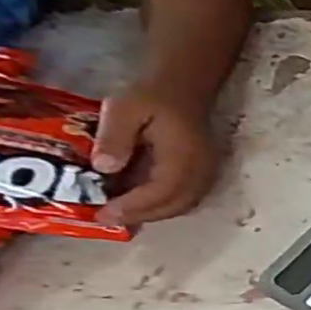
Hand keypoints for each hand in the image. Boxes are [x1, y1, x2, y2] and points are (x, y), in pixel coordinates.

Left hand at [93, 91, 218, 227]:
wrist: (183, 89)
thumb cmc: (151, 97)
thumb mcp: (122, 109)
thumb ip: (114, 137)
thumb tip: (104, 168)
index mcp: (183, 155)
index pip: (164, 190)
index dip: (136, 205)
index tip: (105, 213)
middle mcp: (201, 169)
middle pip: (177, 204)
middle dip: (143, 215)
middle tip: (108, 220)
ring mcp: (205, 173)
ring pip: (183, 204)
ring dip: (154, 213)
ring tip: (122, 214)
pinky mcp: (202, 174)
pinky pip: (186, 197)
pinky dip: (164, 206)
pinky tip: (142, 203)